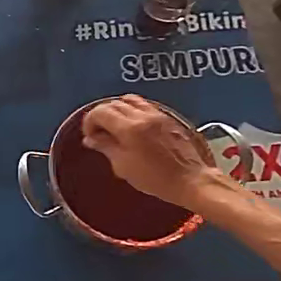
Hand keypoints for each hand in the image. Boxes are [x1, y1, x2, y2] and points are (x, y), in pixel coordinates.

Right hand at [81, 95, 246, 212]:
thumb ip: (105, 147)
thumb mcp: (123, 166)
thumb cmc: (158, 179)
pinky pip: (145, 105)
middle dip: (101, 115)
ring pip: (129, 100)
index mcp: (129, 128)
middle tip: (98, 131)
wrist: (190, 181)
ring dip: (117, 109)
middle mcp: (143, 117)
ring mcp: (157, 115)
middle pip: (113, 103)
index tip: (90, 134)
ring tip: (115, 126)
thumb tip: (92, 139)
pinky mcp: (167, 119)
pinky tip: (132, 125)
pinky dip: (133, 110)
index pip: (100, 112)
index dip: (89, 122)